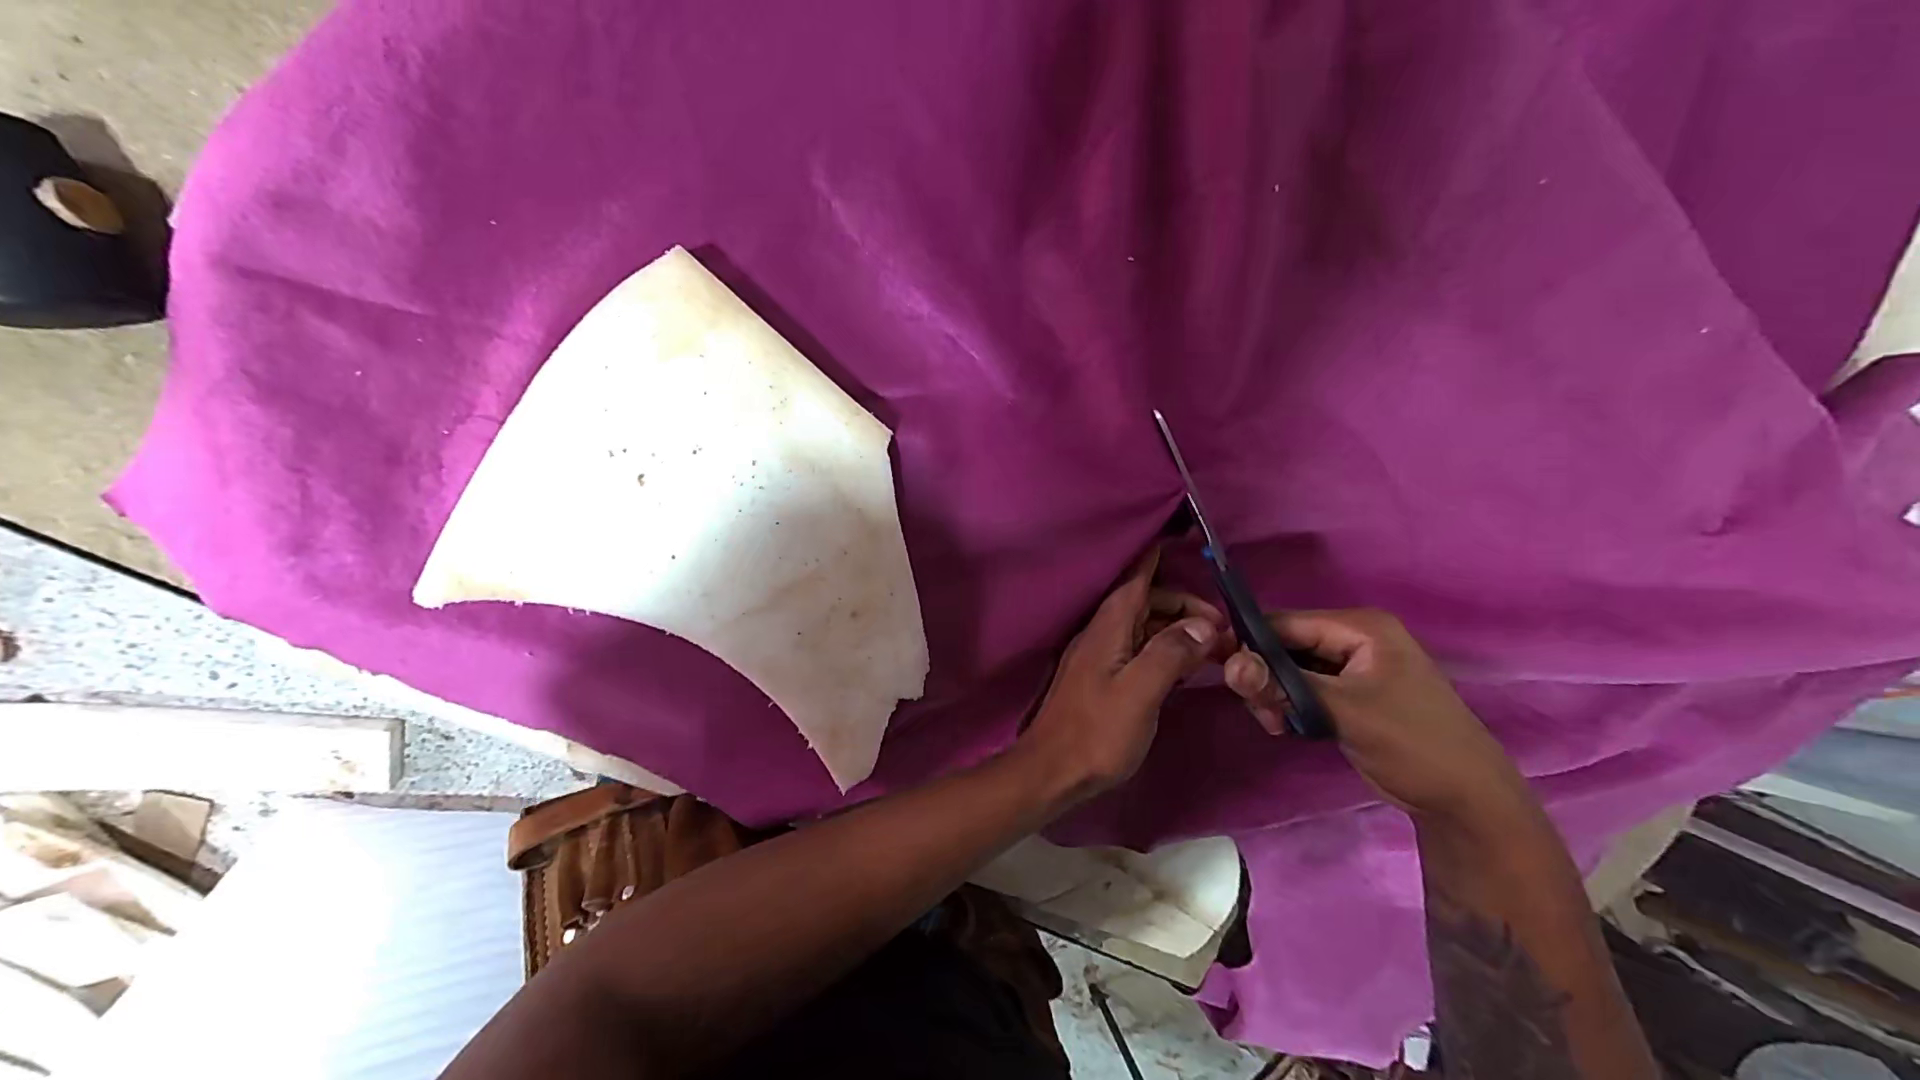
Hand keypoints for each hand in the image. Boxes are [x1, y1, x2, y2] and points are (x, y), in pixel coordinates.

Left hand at [1016, 546, 1230, 802]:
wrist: (1052, 772)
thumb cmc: (1097, 732)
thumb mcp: (1141, 692)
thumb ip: (1170, 654)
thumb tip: (1203, 624)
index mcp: (1109, 627)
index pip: (1135, 578)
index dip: (1158, 556)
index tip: (1185, 537)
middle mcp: (1102, 633)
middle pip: (1146, 602)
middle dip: (1184, 605)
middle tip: (1222, 629)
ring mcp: (1099, 656)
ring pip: (1144, 627)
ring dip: (1177, 630)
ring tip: (1213, 648)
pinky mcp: (1102, 679)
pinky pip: (1139, 650)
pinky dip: (1164, 650)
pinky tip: (1184, 668)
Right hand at [1223, 608, 1529, 823]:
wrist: (1464, 800)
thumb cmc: (1410, 742)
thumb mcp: (1341, 709)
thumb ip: (1281, 682)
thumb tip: (1227, 663)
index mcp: (1361, 626)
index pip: (1284, 622)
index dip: (1250, 644)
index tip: (1225, 674)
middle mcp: (1354, 638)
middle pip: (1283, 645)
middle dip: (1264, 676)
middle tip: (1264, 712)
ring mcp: (1352, 667)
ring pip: (1287, 668)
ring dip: (1274, 695)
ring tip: (1278, 724)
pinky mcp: (1347, 694)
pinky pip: (1301, 688)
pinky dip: (1288, 705)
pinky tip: (1287, 726)